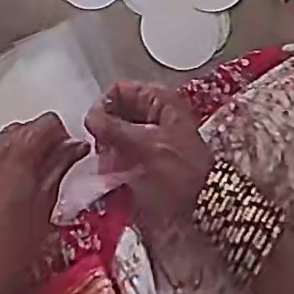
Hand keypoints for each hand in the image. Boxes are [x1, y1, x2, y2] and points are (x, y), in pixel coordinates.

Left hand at [0, 115, 88, 293]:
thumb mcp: (48, 204)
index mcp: (20, 149)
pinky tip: (16, 186)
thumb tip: (78, 146)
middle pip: (27, 127)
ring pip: (9, 139)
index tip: (74, 155)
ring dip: (25, 150)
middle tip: (60, 166)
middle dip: (44, 142)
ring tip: (39, 178)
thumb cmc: (19, 249)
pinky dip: (8, 161)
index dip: (64, 136)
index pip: (49, 122)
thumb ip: (62, 166)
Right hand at [85, 82, 213, 221]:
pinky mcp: (145, 160)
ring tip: (111, 170)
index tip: (94, 127)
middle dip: (105, 134)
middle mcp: (153, 114)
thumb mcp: (146, 146)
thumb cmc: (180, 170)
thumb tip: (90, 117)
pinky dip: (114, 167)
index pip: (120, 90)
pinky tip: (114, 180)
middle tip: (104, 153)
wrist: (203, 204)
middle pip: (115, 114)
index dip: (104, 105)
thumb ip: (115, 129)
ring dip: (108, 154)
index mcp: (159, 100)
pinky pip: (120, 157)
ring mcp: (149, 137)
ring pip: (115, 137)